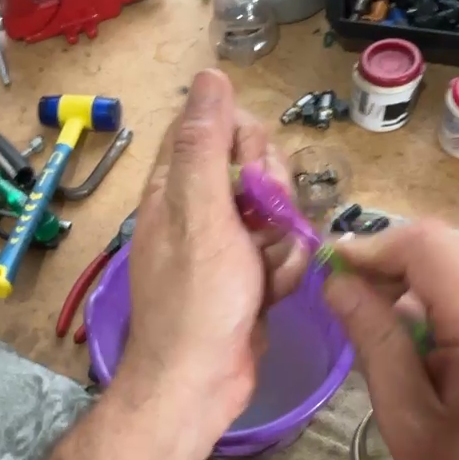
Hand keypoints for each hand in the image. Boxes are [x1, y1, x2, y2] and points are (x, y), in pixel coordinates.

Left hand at [114, 69, 307, 430]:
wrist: (200, 383)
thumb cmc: (198, 300)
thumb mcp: (201, 215)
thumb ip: (205, 146)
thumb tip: (208, 76)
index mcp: (174, 189)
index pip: (212, 129)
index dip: (243, 141)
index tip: (252, 172)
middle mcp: (196, 211)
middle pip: (251, 168)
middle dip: (270, 196)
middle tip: (261, 228)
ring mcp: (223, 246)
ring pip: (274, 211)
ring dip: (282, 241)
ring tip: (267, 273)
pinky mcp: (245, 276)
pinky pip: (279, 250)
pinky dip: (283, 271)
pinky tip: (273, 294)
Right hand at [321, 219, 458, 459]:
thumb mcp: (408, 415)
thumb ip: (374, 340)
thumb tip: (338, 283)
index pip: (422, 244)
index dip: (368, 247)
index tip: (324, 275)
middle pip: (432, 252)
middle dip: (377, 268)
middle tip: (337, 308)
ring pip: (441, 274)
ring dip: (395, 291)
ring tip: (363, 337)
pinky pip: (454, 300)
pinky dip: (417, 310)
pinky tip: (401, 355)